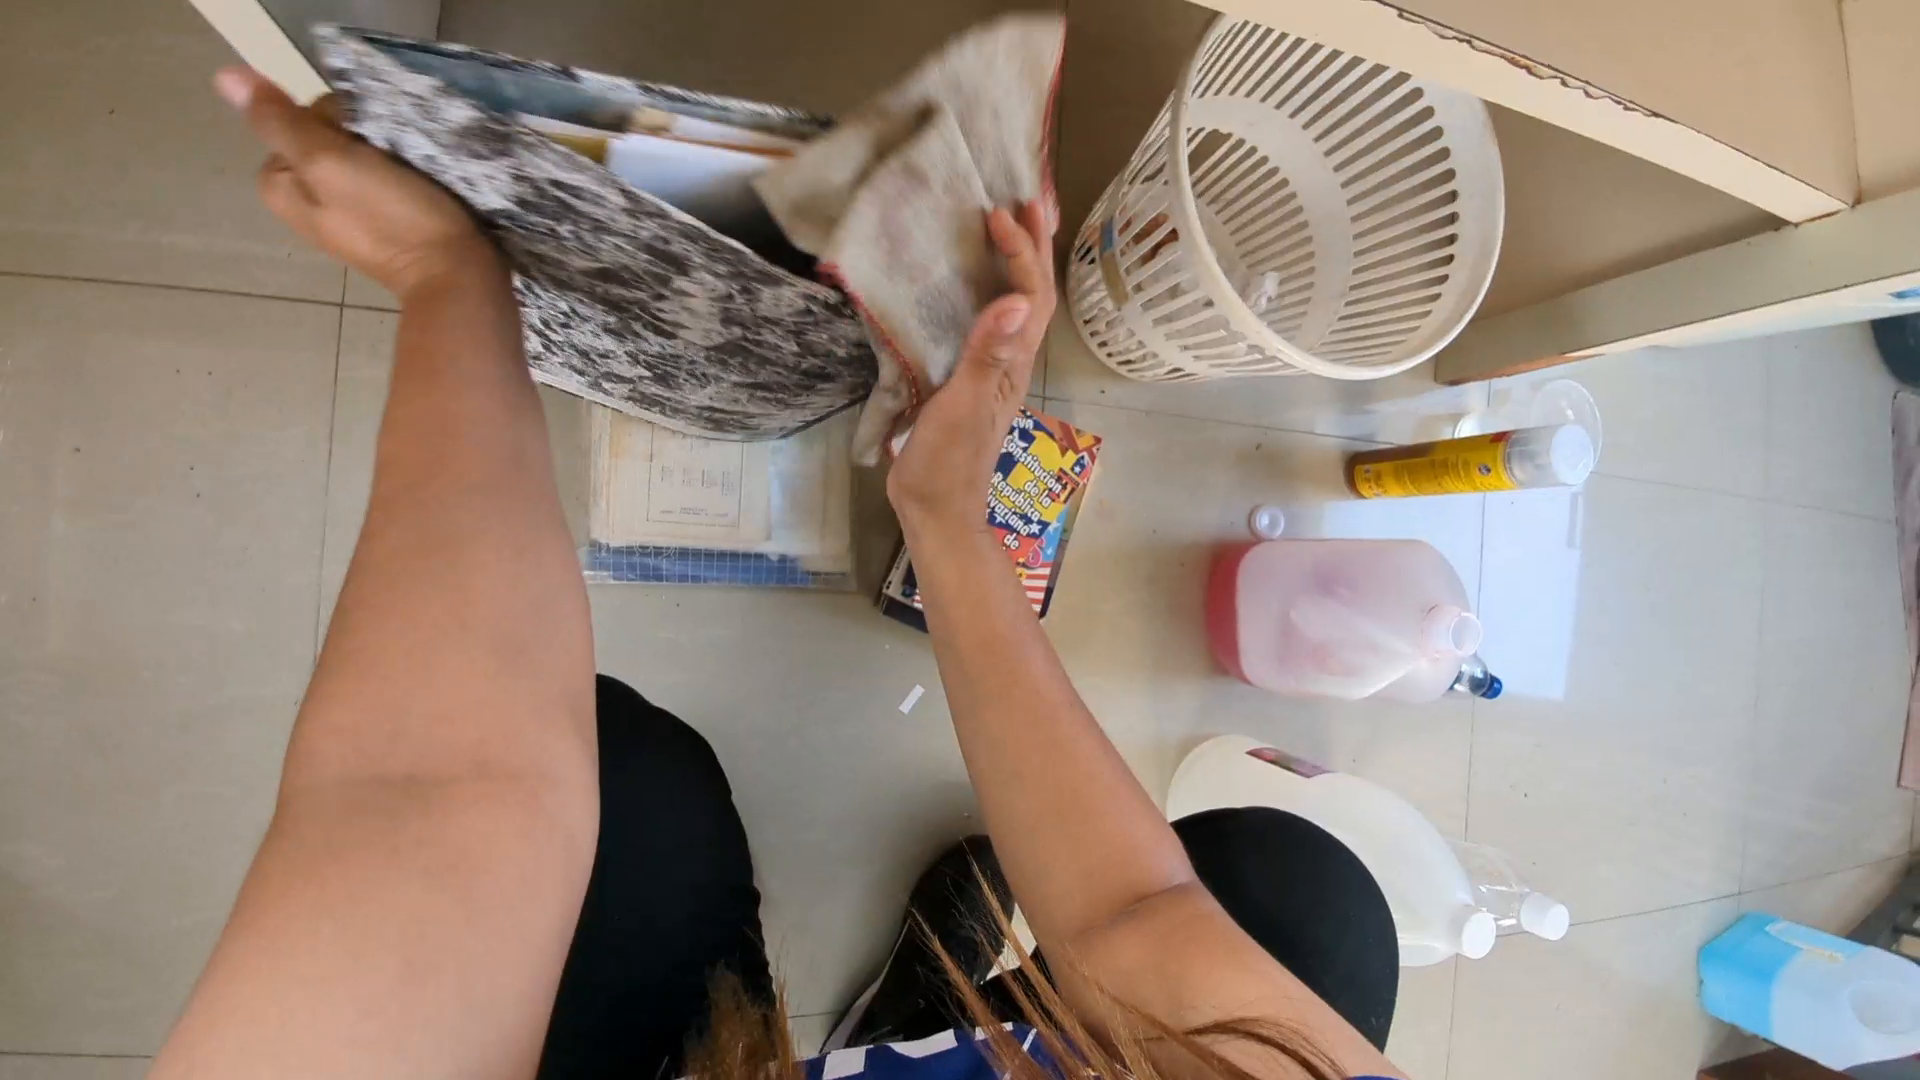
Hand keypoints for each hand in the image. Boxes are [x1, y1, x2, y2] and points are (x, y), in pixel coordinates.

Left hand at [213, 67, 500, 300]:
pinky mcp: (394, 232)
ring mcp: (353, 220)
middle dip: (367, 142)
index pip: (302, 120)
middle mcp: (309, 202)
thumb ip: (279, 121)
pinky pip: (393, 190)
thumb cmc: (394, 222)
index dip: (339, 118)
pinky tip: (429, 197)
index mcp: (281, 185)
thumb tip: (226, 78)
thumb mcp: (328, 162)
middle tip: (399, 163)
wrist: (460, 280)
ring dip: (394, 161)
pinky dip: (410, 184)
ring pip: (367, 164)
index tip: (371, 141)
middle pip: (332, 141)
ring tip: (419, 179)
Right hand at [887, 201, 1056, 546]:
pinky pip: (987, 327)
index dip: (1024, 253)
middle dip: (1034, 248)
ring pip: (1013, 310)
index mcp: (1012, 365)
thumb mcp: (962, 407)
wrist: (936, 508)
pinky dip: (988, 294)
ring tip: (1008, 230)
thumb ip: (985, 357)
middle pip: (1033, 298)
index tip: (1001, 216)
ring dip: (1016, 267)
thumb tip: (1014, 300)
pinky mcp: (968, 383)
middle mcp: (1009, 363)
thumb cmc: (947, 462)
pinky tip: (970, 287)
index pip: (1032, 297)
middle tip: (1028, 201)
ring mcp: (990, 374)